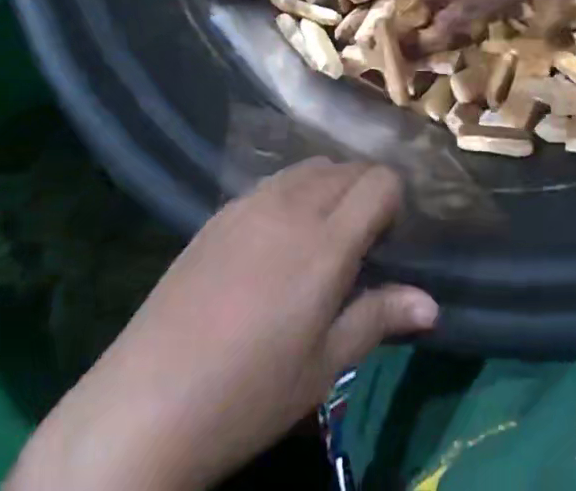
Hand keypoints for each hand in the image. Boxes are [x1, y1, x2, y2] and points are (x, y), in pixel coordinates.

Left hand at [6, 160, 437, 490]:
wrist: (142, 408)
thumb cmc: (248, 394)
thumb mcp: (324, 366)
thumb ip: (379, 318)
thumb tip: (433, 305)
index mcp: (325, 243)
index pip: (380, 182)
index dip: (395, 202)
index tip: (389, 240)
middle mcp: (290, 208)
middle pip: (346, 168)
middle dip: (366, 191)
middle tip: (362, 241)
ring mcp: (247, 206)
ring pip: (308, 167)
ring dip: (330, 186)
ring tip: (321, 236)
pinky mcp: (216, 216)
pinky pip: (271, 183)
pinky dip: (293, 192)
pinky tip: (277, 240)